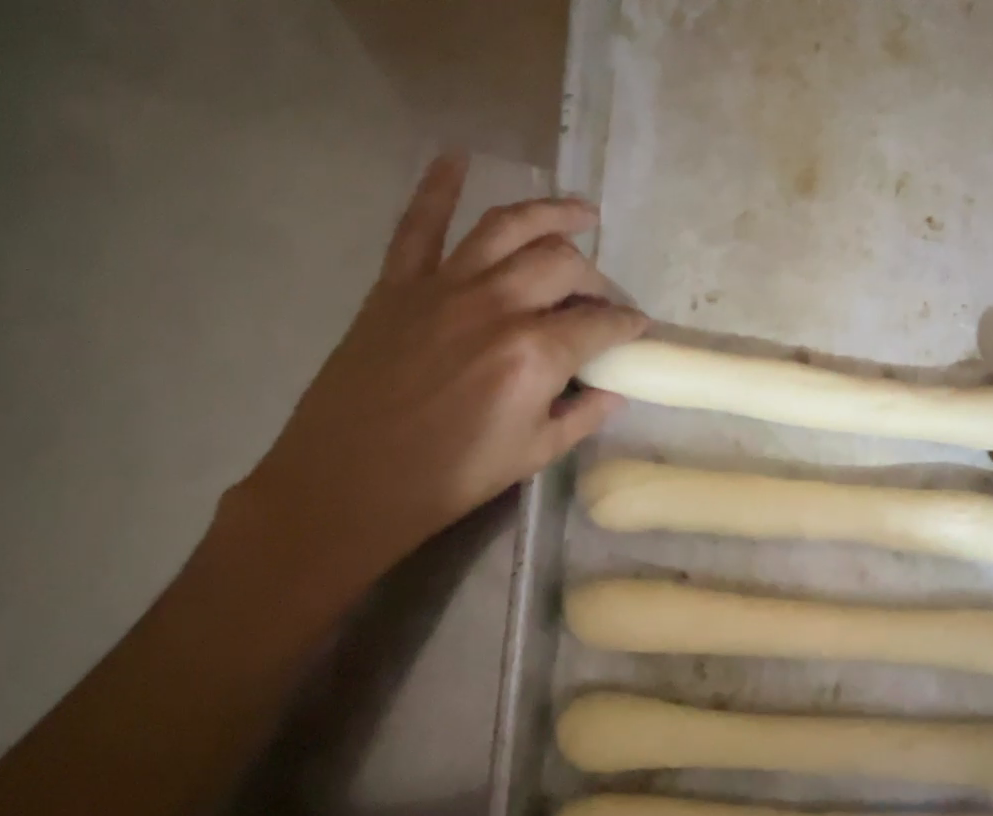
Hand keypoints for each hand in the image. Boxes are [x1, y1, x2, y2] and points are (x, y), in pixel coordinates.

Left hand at [231, 155, 647, 591]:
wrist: (352, 481)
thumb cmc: (450, 479)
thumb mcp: (532, 455)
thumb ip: (580, 416)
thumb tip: (612, 392)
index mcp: (534, 355)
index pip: (599, 324)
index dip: (627, 324)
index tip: (640, 327)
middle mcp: (496, 305)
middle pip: (561, 265)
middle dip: (595, 276)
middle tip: (602, 295)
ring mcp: (443, 287)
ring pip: (507, 227)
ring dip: (550, 211)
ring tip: (580, 210)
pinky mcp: (397, 285)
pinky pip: (419, 223)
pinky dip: (437, 185)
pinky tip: (456, 157)